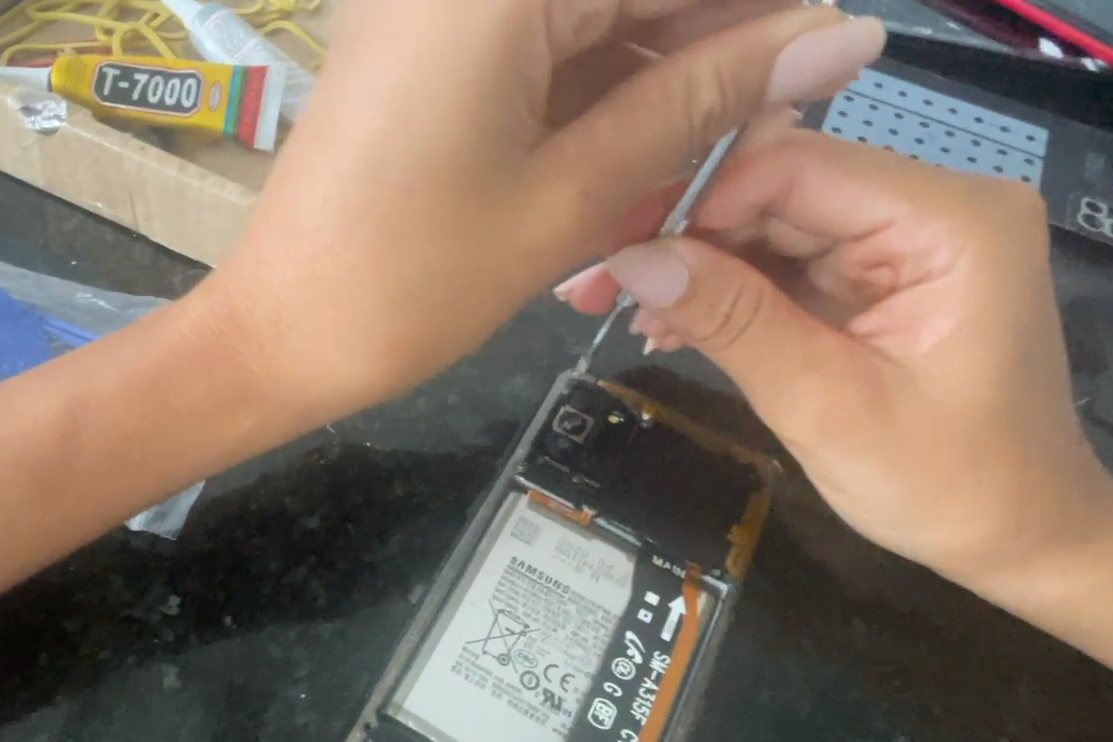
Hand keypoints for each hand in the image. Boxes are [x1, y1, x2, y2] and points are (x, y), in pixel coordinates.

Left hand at [201, 1, 885, 425]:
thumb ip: (695, 106)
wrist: (278, 338)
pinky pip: (522, 46)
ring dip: (643, 75)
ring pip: (577, 17)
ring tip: (687, 157)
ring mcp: (423, 6)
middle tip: (754, 127)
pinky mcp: (408, 49)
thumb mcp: (565, 199)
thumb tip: (834, 33)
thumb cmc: (411, 286)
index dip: (759, 11)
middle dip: (701, 44)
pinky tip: (621, 146)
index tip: (818, 66)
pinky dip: (578, 90)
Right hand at [561, 133, 1112, 588]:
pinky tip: (666, 327)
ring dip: (688, 270)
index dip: (694, 203)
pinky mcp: (870, 281)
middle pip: (775, 194)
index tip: (612, 254)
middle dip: (678, 239)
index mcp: (946, 222)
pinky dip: (718, 296)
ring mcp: (897, 245)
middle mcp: (927, 210)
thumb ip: (731, 320)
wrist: (1008, 533)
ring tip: (614, 312)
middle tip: (591, 289)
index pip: (794, 170)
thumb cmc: (936, 480)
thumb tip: (632, 261)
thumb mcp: (820, 401)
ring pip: (765, 229)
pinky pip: (778, 268)